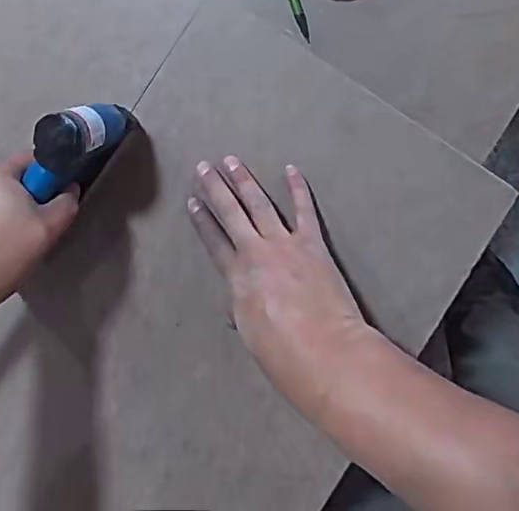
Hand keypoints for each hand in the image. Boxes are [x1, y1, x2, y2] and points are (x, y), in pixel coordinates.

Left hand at [0, 153, 78, 325]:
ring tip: (14, 246)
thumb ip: (67, 202)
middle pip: (16, 180)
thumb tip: (68, 189)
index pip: (35, 160)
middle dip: (31, 200)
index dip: (51, 181)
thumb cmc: (2, 256)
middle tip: (36, 229)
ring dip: (12, 214)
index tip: (52, 207)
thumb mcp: (50, 228)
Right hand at [188, 158, 379, 413]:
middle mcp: (257, 253)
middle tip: (203, 167)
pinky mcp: (312, 243)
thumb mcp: (250, 334)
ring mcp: (285, 244)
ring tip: (232, 161)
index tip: (192, 202)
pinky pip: (304, 209)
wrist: (326, 352)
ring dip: (245, 180)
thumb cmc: (284, 355)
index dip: (202, 221)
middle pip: (231, 213)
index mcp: (238, 278)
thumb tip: (237, 300)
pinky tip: (291, 170)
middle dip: (216, 188)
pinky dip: (297, 188)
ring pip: (260, 204)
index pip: (214, 242)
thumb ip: (242, 308)